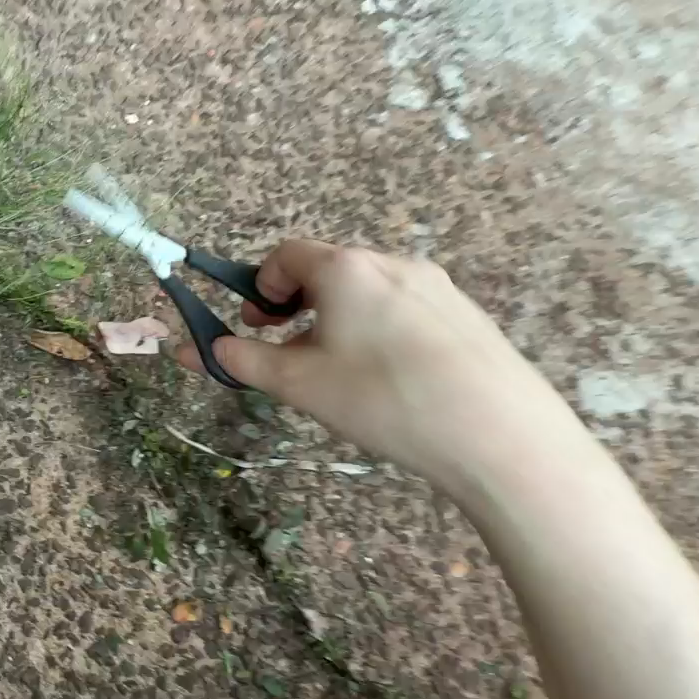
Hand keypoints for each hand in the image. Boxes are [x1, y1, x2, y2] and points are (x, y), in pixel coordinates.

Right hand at [176, 240, 587, 496]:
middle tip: (291, 351)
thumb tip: (191, 350)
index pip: (284, 254)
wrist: (507, 443)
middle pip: (326, 270)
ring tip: (341, 371)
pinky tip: (392, 381)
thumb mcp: (298, 384)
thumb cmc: (384, 400)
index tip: (257, 326)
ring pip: (366, 291)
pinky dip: (379, 330)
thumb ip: (239, 359)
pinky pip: (404, 309)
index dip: (260, 286)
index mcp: (345, 269)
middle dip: (296, 304)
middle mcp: (392, 264)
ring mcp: (438, 288)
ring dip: (336, 318)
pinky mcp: (469, 317)